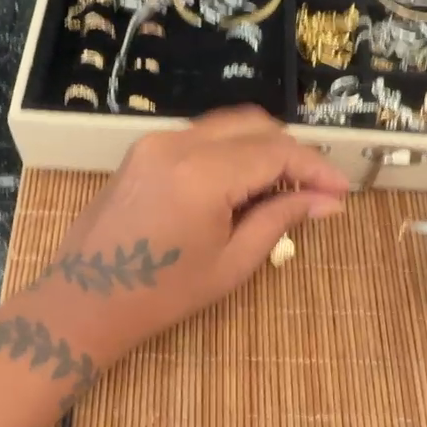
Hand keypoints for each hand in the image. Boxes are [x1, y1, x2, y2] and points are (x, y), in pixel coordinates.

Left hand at [30, 107, 348, 358]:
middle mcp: (177, 144)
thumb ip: (280, 219)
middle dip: (292, 153)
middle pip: (254, 126)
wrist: (85, 300)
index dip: (315, 168)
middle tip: (315, 190)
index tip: (341, 191)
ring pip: (228, 126)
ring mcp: (155, 142)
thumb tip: (328, 201)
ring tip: (283, 189)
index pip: (275, 152)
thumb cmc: (161, 294)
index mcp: (202, 174)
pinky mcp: (142, 150)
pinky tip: (243, 184)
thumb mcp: (231, 263)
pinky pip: (201, 136)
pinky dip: (231, 151)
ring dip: (262, 148)